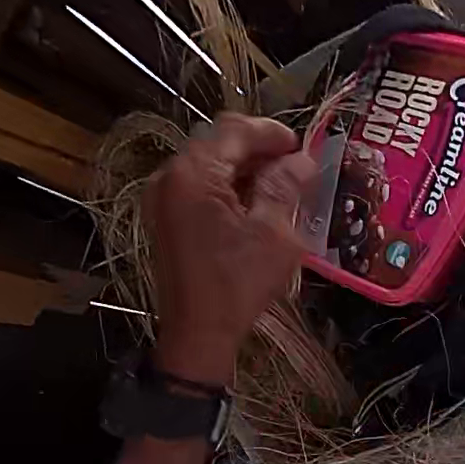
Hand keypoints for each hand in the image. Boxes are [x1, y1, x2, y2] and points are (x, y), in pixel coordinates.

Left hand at [143, 113, 316, 386]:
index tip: (301, 147)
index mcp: (193, 172)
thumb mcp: (273, 233)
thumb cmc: (238, 284)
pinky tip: (252, 208)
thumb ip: (285, 187)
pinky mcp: (165, 221)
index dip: (272, 133)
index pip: (235, 130)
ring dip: (243, 172)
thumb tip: (302, 160)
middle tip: (293, 169)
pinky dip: (226, 190)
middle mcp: (169, 177)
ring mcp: (162, 200)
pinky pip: (198, 190)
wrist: (198, 333)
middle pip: (218, 145)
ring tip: (278, 189)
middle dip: (258, 152)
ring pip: (208, 167)